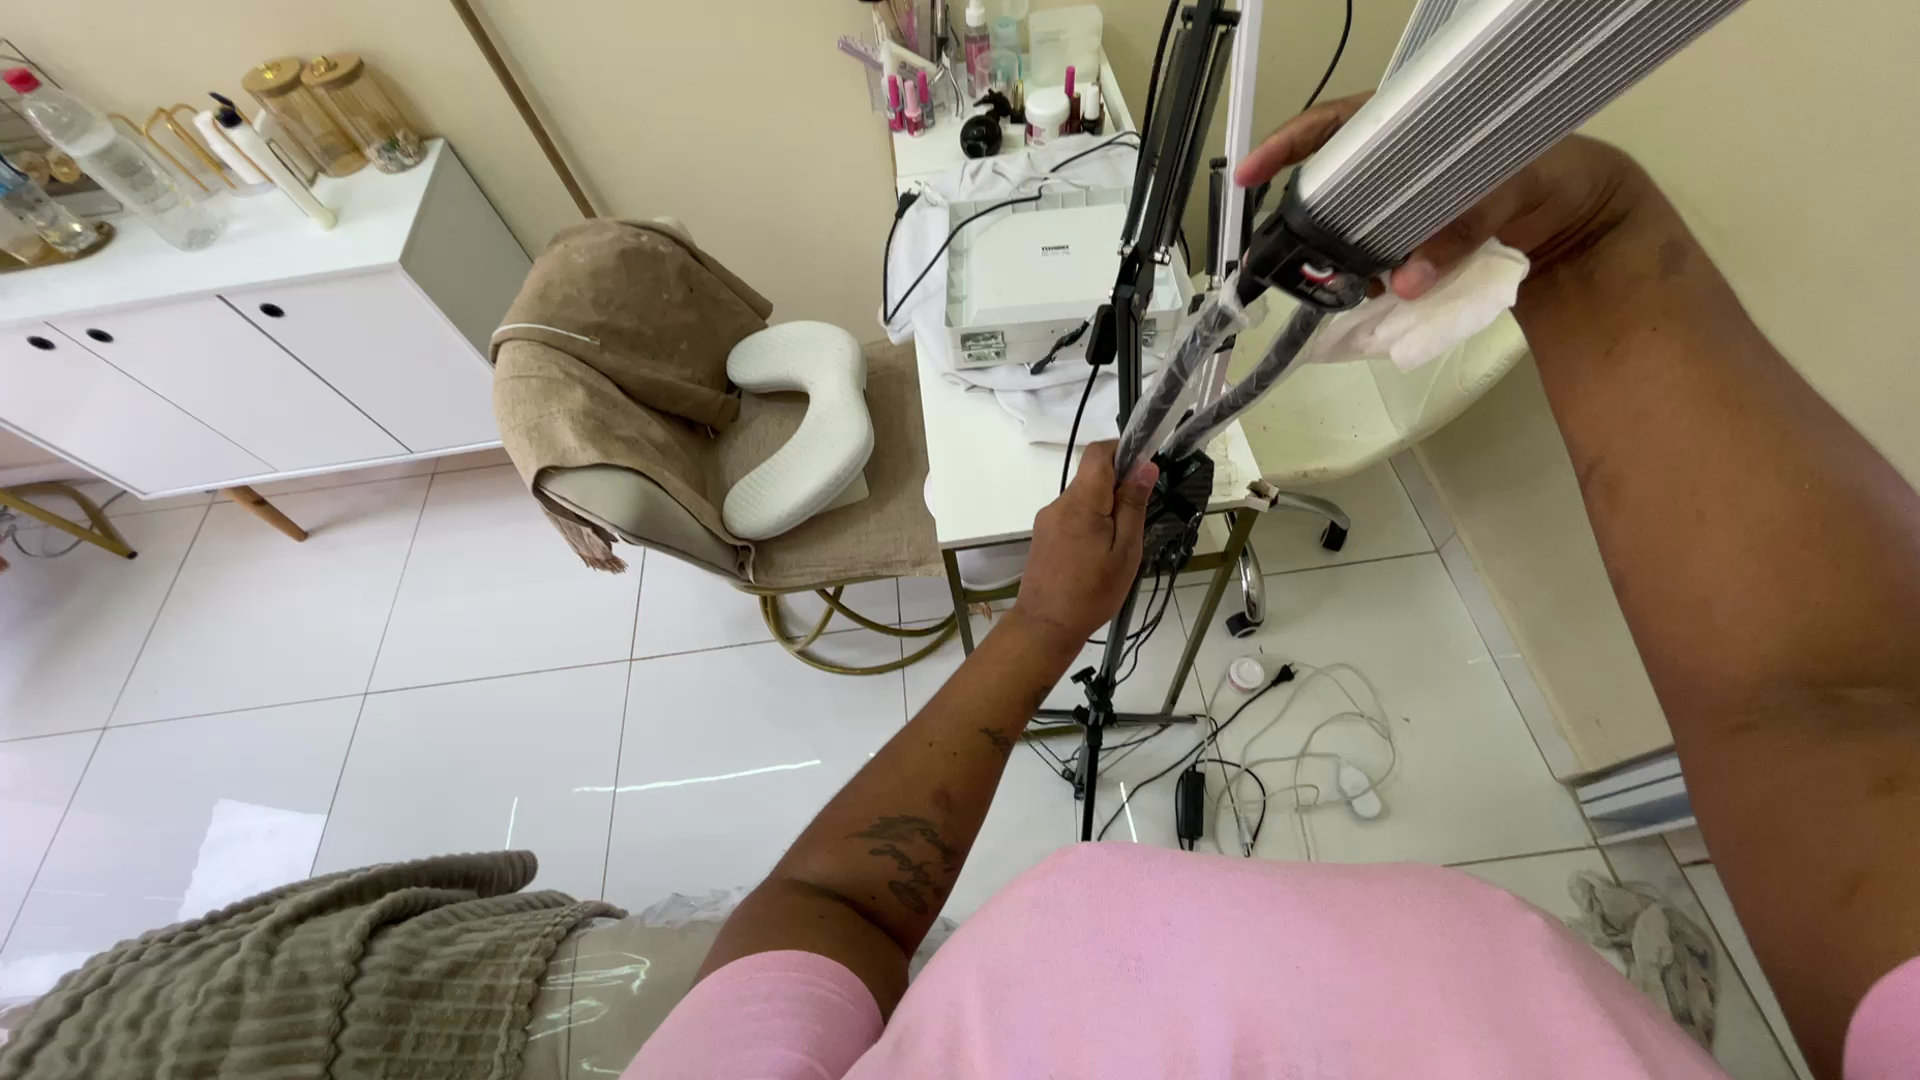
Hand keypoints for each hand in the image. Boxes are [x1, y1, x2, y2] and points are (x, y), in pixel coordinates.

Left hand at [1012, 441, 1157, 646]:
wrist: (1046, 625)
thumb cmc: (1092, 592)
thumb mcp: (1125, 551)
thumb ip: (1133, 506)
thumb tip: (1145, 466)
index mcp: (1081, 503)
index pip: (1098, 453)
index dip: (1123, 451)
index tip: (1144, 470)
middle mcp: (1059, 503)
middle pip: (1091, 475)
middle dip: (1118, 485)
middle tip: (1139, 515)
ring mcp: (1047, 519)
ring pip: (1083, 496)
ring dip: (1105, 506)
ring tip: (1120, 540)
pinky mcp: (1044, 533)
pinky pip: (1072, 513)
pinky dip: (1091, 520)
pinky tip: (1100, 550)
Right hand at [1236, 92, 1649, 299]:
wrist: (1569, 216)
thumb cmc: (1546, 176)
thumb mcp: (1510, 192)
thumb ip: (1460, 233)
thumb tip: (1407, 281)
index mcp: (1412, 124)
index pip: (1334, 126)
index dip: (1285, 145)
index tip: (1248, 172)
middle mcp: (1392, 162)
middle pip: (1325, 181)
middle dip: (1298, 218)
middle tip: (1275, 251)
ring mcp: (1391, 201)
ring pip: (1339, 225)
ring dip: (1328, 255)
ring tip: (1329, 279)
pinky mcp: (1399, 235)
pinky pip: (1363, 255)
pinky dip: (1358, 276)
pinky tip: (1363, 289)